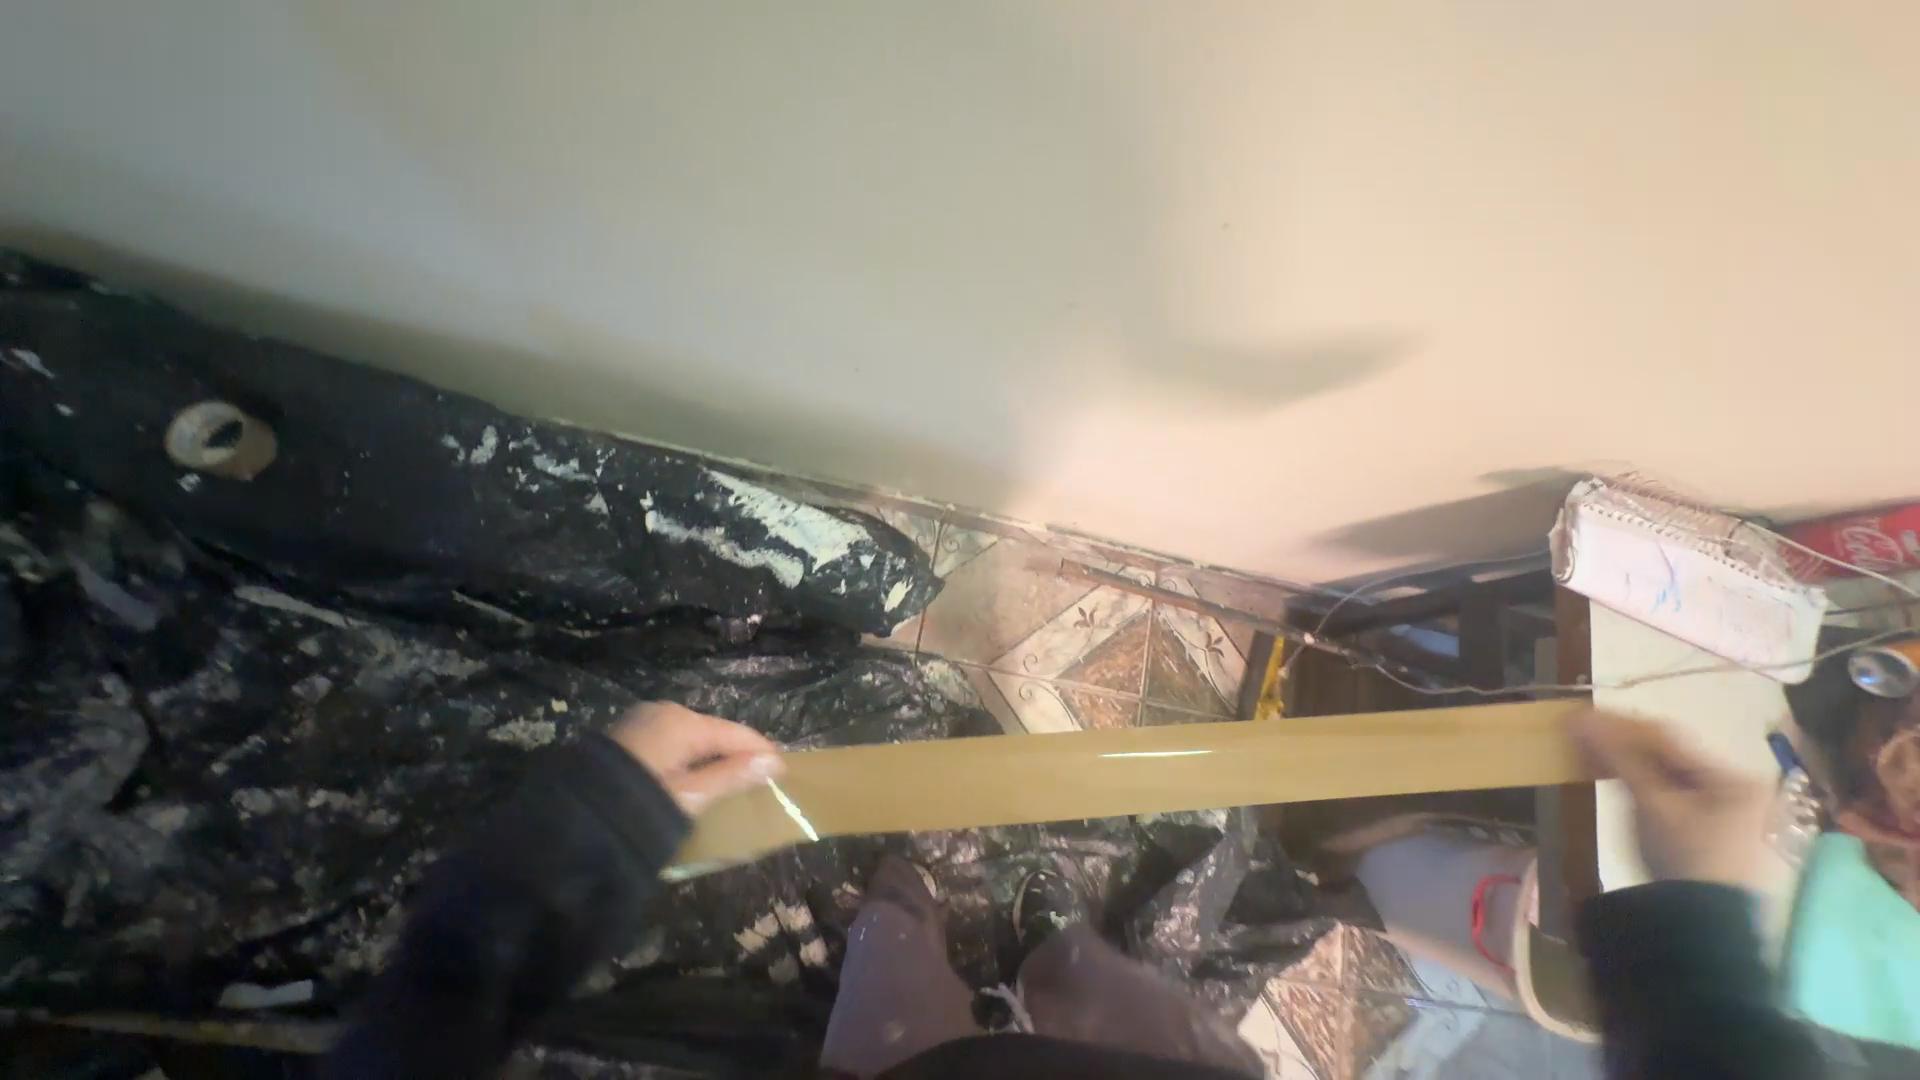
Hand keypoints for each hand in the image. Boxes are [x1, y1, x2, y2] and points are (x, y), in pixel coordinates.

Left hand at [608, 702, 784, 815]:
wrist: (566, 824)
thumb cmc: (638, 807)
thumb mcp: (690, 796)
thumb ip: (732, 776)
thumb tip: (773, 762)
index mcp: (682, 721)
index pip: (736, 733)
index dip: (761, 752)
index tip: (782, 771)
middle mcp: (662, 712)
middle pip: (712, 733)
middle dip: (733, 755)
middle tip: (753, 781)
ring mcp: (639, 721)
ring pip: (688, 738)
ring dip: (707, 758)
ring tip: (725, 783)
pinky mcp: (623, 736)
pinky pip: (666, 743)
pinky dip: (683, 759)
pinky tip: (688, 779)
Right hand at [1569, 708, 1772, 889]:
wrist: (1703, 924)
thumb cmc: (1683, 856)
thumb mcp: (1649, 803)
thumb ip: (1615, 756)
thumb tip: (1576, 718)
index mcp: (1734, 778)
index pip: (1666, 737)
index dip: (1616, 724)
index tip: (1575, 718)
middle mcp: (1737, 786)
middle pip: (1667, 752)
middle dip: (1618, 742)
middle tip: (1575, 737)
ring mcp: (1726, 807)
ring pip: (1665, 769)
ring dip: (1623, 759)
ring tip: (1584, 757)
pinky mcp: (1709, 824)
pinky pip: (1668, 788)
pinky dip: (1635, 779)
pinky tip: (1607, 776)